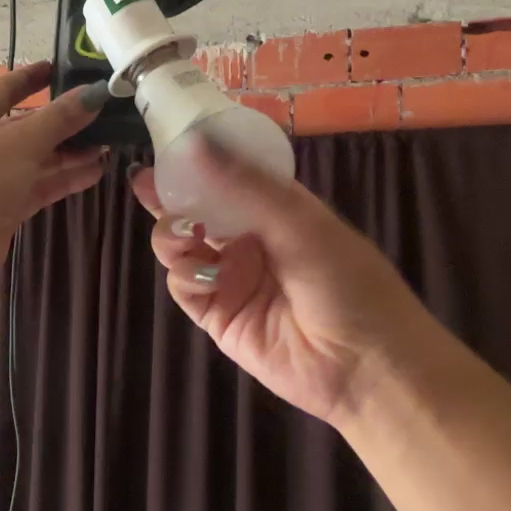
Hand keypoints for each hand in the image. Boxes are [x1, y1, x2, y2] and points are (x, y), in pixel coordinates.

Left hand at [0, 62, 108, 293]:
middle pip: (28, 124)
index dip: (34, 76)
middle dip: (65, 120)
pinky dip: (63, 178)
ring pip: (36, 156)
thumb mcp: (22, 142)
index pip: (8, 86)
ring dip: (70, 151)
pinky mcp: (4, 204)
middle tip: (105, 113)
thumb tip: (96, 92)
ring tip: (110, 144)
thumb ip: (61, 118)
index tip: (62, 67)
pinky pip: (38, 184)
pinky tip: (95, 172)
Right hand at [130, 149, 441, 425]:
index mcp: (275, 211)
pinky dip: (185, 276)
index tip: (165, 147)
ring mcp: (230, 279)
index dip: (195, 163)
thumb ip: (245, 187)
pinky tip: (204, 276)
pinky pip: (184, 287)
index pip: (226, 177)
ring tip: (184, 235)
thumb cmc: (348, 283)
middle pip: (194, 211)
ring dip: (172, 236)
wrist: (364, 365)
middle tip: (146, 185)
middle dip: (169, 198)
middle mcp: (248, 241)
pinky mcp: (216, 316)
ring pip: (181, 247)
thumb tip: (193, 144)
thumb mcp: (301, 224)